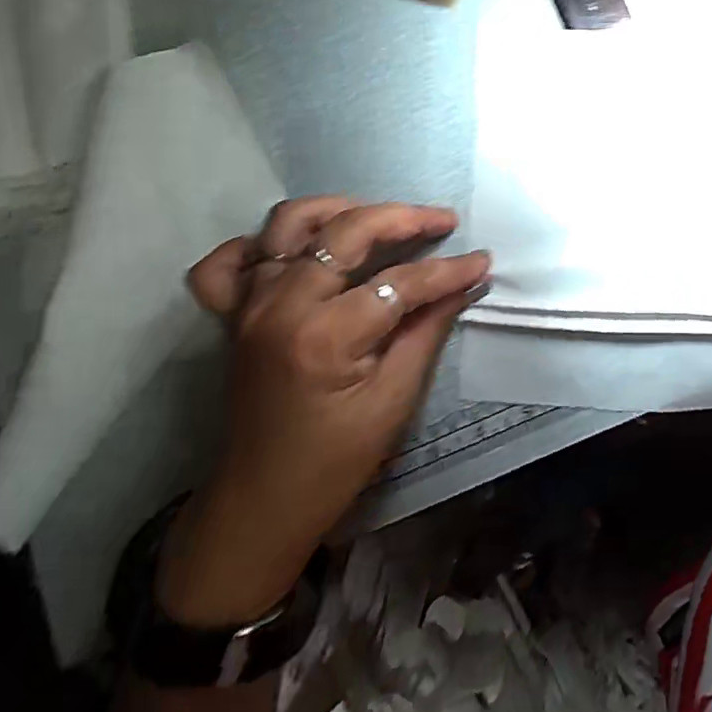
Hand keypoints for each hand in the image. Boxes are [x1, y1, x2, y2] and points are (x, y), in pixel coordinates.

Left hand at [157, 197, 489, 626]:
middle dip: (401, 218)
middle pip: (344, 232)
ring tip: (378, 220)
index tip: (483, 260)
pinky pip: (228, 263)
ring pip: (285, 225)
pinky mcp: (231, 316)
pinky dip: (260, 245)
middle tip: (442, 222)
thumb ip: (428, 327)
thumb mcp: (397, 395)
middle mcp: (278, 307)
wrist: (264, 500)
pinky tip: (296, 252)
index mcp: (324, 335)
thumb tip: (466, 281)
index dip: (449, 268)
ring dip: (337, 211)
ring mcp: (247, 307)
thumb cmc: (339, 456)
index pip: (399, 280)